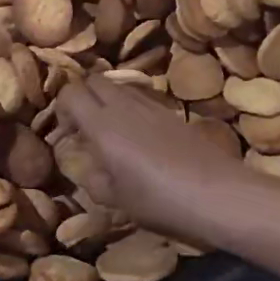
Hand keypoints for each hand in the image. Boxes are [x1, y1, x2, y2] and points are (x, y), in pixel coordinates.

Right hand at [54, 77, 255, 236]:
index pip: (71, 92)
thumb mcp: (115, 199)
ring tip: (111, 134)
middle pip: (94, 79)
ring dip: (107, 101)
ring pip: (119, 86)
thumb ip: (92, 177)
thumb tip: (86, 163)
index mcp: (103, 125)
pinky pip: (141, 98)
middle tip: (84, 128)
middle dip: (83, 96)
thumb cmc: (159, 201)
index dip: (61, 107)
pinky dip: (130, 108)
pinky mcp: (172, 112)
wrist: (218, 194)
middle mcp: (124, 106)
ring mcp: (152, 105)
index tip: (66, 132)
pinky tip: (139, 138)